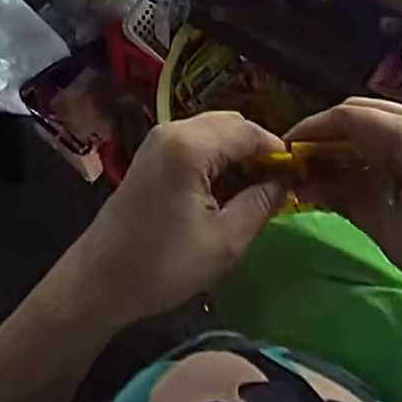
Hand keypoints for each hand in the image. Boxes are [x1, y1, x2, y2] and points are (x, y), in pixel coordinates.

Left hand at [49, 113, 286, 330]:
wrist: (101, 278)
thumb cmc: (164, 263)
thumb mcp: (225, 240)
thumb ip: (260, 203)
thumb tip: (285, 180)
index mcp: (190, 145)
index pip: (247, 130)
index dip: (277, 149)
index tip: (300, 176)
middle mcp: (172, 130)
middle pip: (229, 123)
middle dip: (256, 148)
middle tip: (279, 185)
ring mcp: (157, 140)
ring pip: (211, 131)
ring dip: (236, 153)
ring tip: (255, 190)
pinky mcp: (151, 154)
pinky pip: (194, 143)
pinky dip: (215, 158)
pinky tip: (225, 190)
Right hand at [286, 99, 401, 343]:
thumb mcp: (398, 235)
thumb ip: (348, 200)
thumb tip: (306, 182)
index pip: (349, 115)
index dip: (310, 129)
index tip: (284, 152)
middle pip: (365, 109)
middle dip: (328, 131)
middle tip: (303, 163)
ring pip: (384, 118)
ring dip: (353, 137)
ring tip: (330, 170)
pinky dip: (377, 145)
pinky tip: (369, 173)